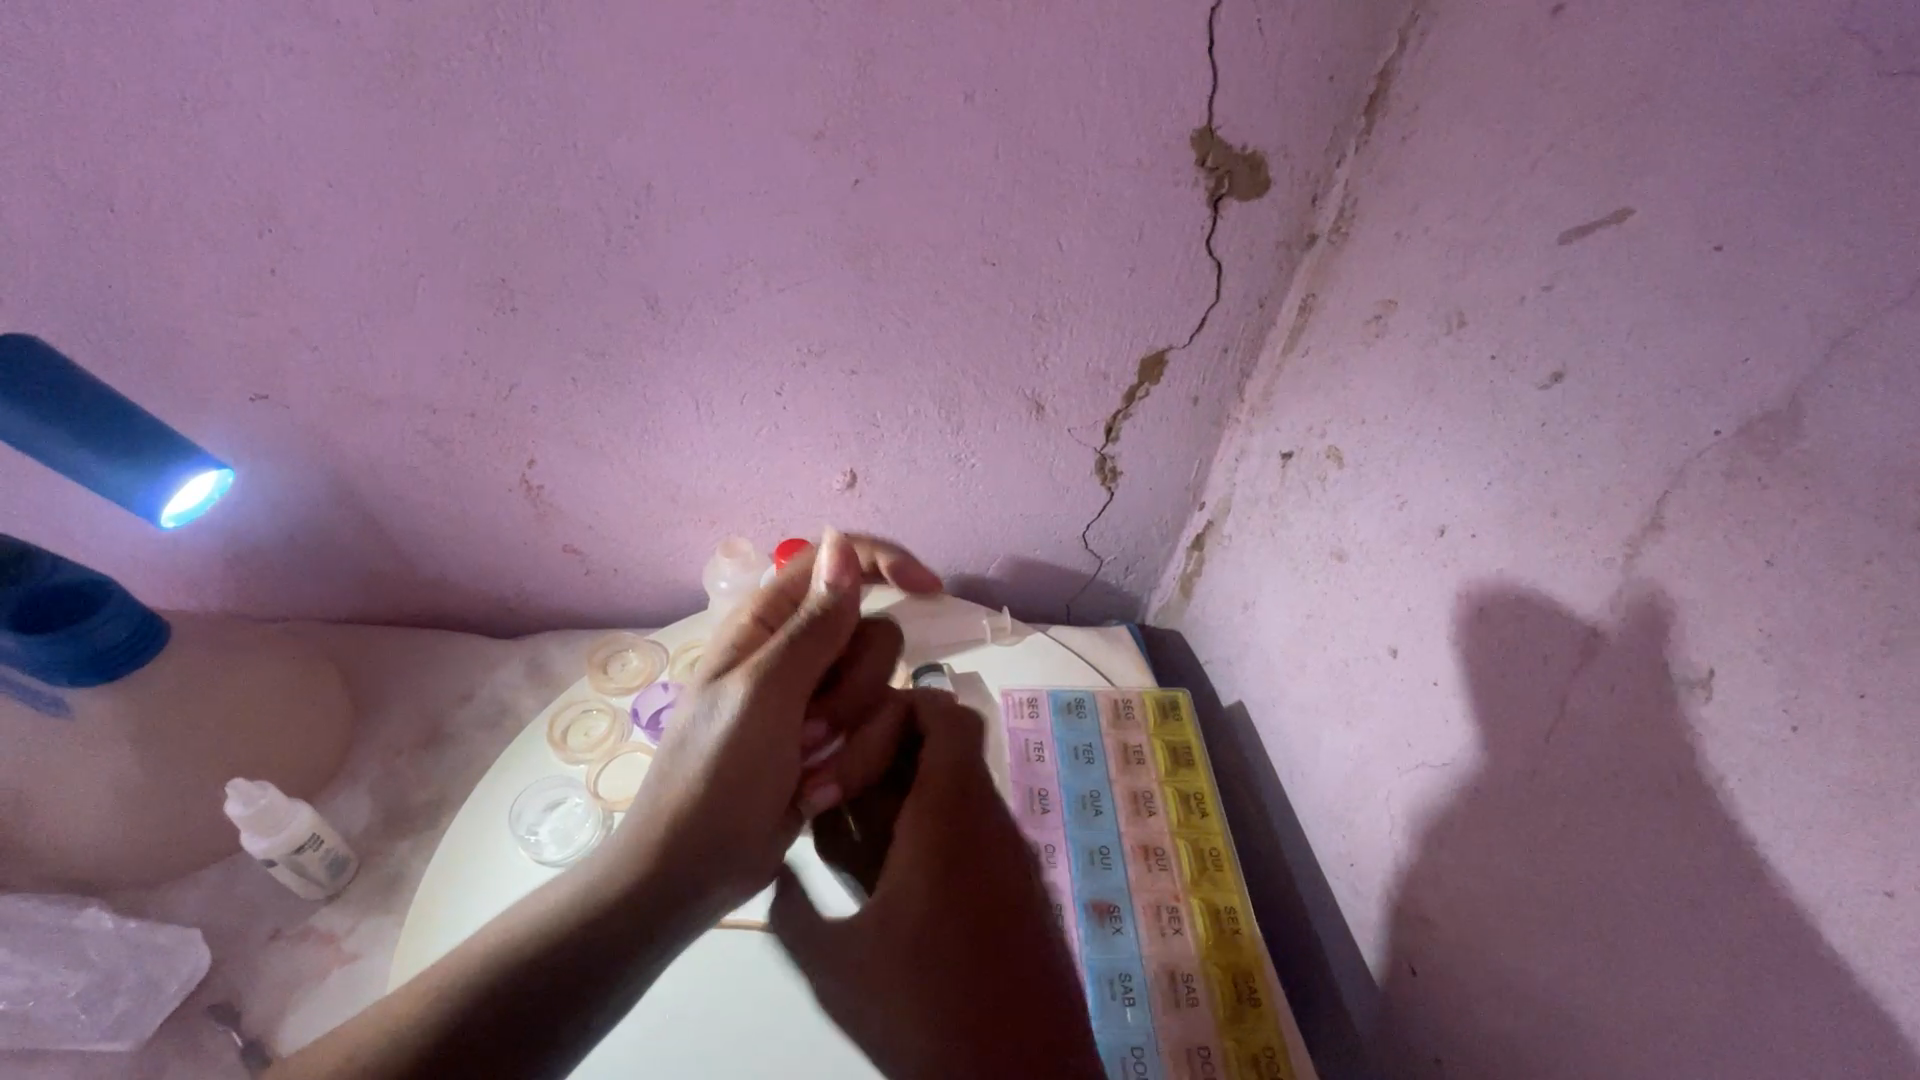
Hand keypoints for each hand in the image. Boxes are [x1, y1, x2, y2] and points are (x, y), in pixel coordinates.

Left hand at [589, 530, 940, 918]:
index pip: (837, 560)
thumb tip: (842, 541)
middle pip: (875, 632)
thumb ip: (814, 623)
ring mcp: (819, 697)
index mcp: (768, 621)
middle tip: (809, 730)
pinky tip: (815, 792)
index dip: (886, 563)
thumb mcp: (764, 693)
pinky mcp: (836, 740)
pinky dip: (854, 763)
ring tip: (807, 771)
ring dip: (854, 736)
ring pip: (884, 686)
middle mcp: (799, 650)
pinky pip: (879, 731)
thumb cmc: (714, 775)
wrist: (695, 870)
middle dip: (857, 687)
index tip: (929, 590)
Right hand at [769, 689, 1104, 1079]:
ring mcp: (1008, 855)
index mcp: (950, 815)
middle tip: (838, 783)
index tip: (853, 731)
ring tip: (851, 832)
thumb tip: (773, 869)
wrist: (1022, 1076)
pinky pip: (971, 833)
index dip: (904, 704)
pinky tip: (888, 879)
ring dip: (906, 799)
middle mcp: (987, 821)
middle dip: (890, 756)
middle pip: (948, 750)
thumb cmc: (925, 1013)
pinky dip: (931, 834)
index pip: (947, 715)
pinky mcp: (1017, 888)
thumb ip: (791, 909)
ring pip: (957, 793)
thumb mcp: (835, 966)